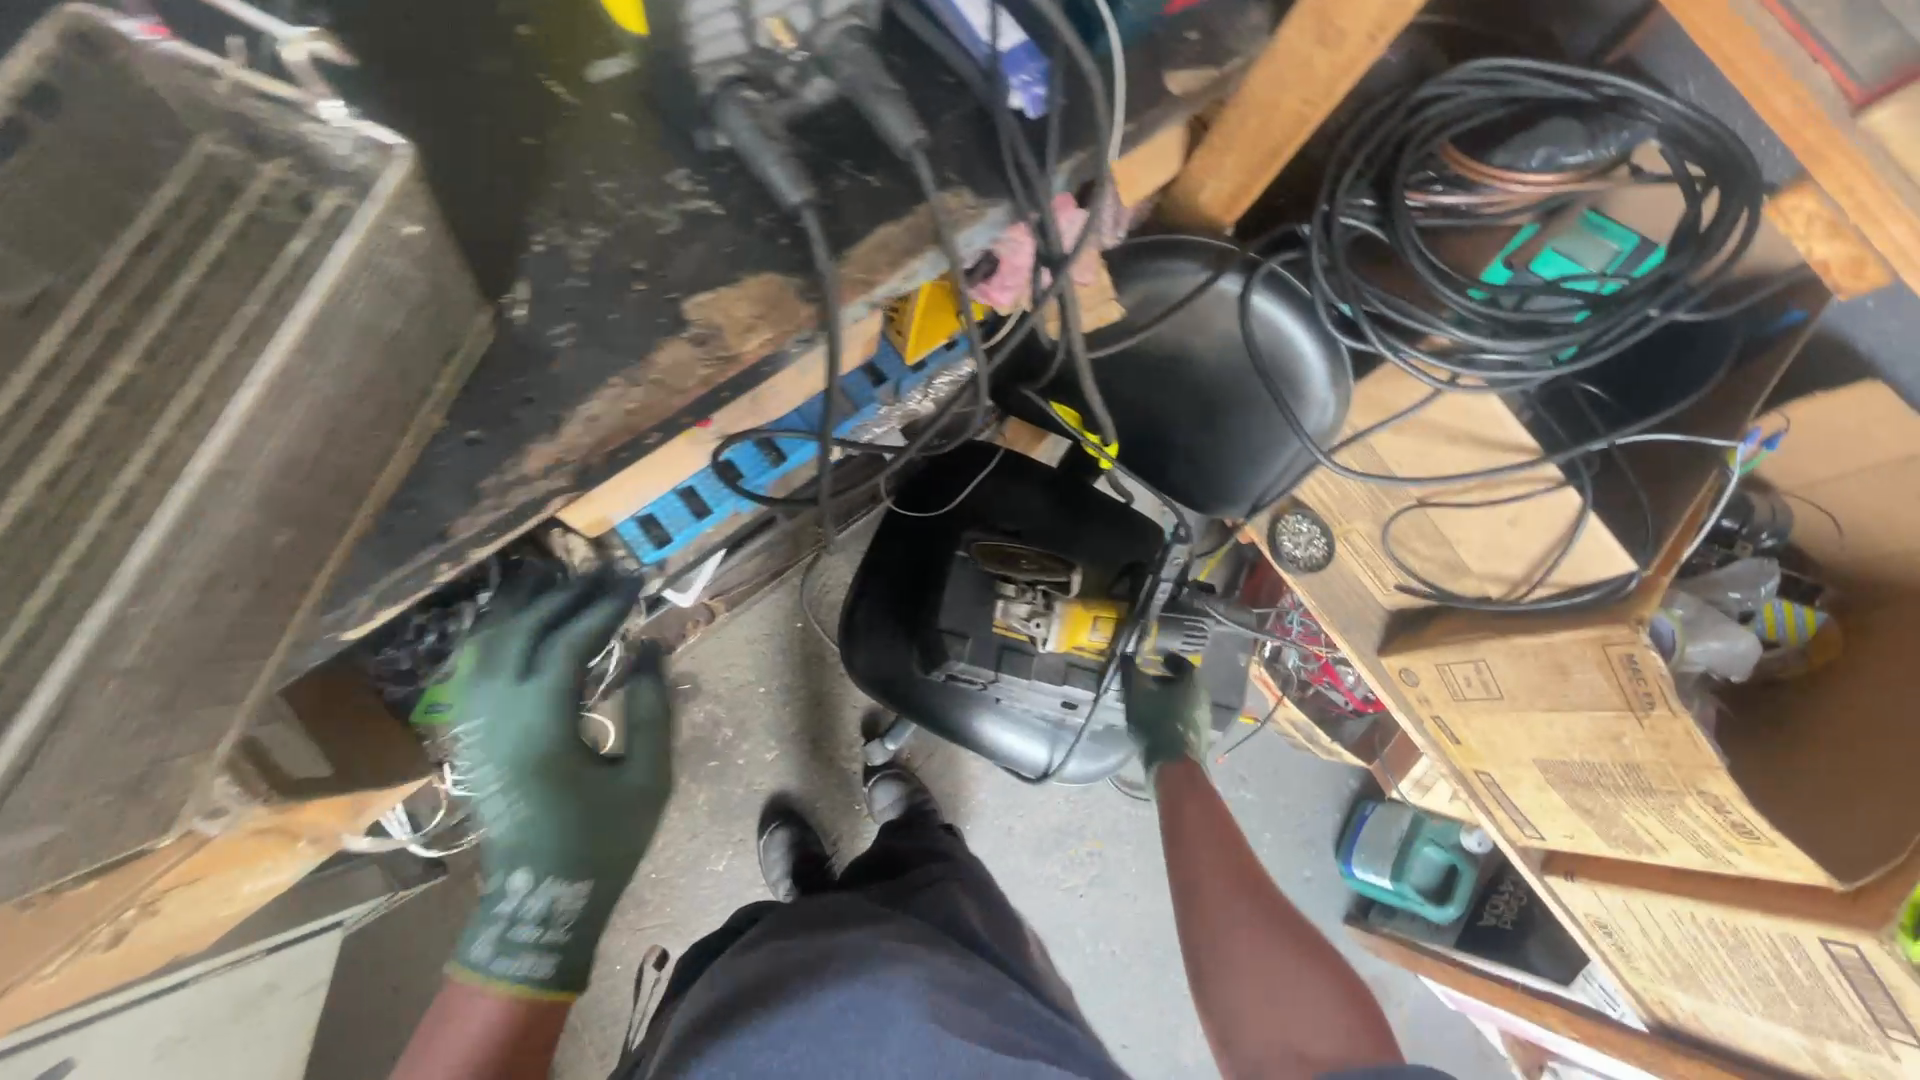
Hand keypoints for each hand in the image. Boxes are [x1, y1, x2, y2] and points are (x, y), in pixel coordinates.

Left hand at [445, 572, 672, 998]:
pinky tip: (522, 622)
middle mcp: (497, 718)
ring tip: (563, 582)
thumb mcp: (647, 779)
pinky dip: (498, 635)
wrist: (540, 900)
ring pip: (487, 645)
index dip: (602, 609)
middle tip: (607, 575)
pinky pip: (474, 669)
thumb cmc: (603, 843)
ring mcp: (474, 727)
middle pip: (523, 634)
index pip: (566, 646)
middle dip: (567, 598)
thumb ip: (651, 709)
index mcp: (541, 729)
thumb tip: (651, 649)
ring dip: (526, 608)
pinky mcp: (470, 737)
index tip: (633, 583)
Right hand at [1122, 654, 1210, 781]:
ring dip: (1170, 698)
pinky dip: (1173, 712)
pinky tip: (1157, 719)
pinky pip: (1185, 716)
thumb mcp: (1137, 693)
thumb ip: (1131, 672)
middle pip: (1186, 683)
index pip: (1184, 664)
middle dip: (1168, 680)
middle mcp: (1204, 698)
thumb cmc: (1155, 721)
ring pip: (1186, 701)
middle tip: (1149, 681)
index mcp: (1193, 683)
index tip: (1159, 659)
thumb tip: (1126, 655)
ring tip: (1150, 701)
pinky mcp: (1199, 736)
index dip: (1171, 660)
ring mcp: (1203, 719)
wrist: (1173, 764)